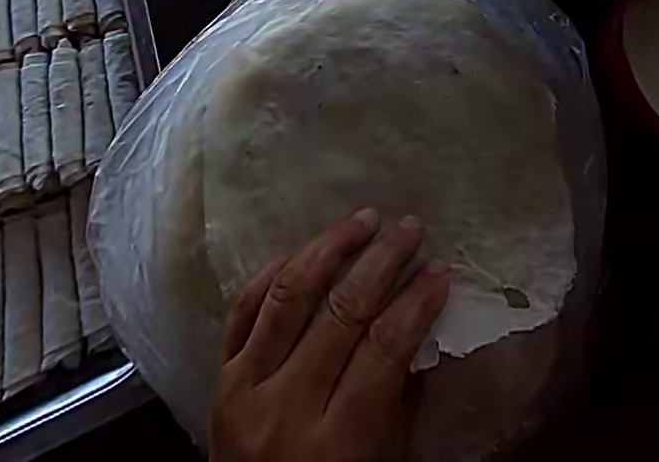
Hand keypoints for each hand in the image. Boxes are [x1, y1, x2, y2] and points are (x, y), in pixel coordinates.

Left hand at [211, 209, 450, 461]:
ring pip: (288, 295)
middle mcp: (285, 409)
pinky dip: (270, 274)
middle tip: (409, 227)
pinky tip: (299, 250)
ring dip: (329, 248)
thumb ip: (400, 401)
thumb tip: (424, 322)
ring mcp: (244, 388)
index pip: (383, 350)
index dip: (416, 303)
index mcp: (337, 446)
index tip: (439, 270)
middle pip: (341, 312)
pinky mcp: (218, 377)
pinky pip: (242, 310)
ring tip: (360, 220)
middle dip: (381, 261)